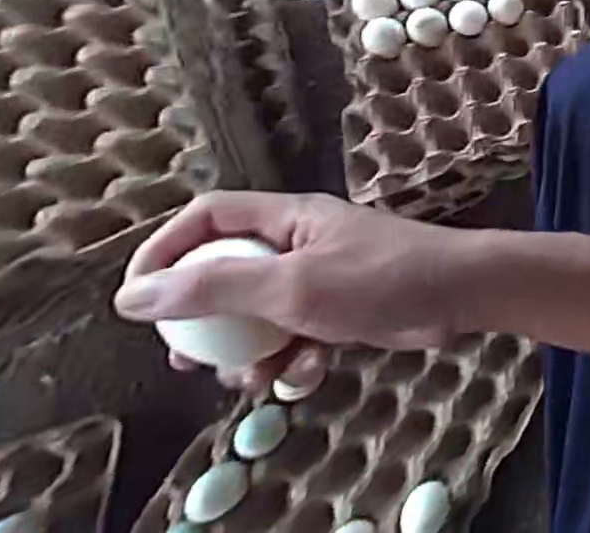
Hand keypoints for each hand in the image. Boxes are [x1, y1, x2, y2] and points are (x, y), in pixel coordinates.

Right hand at [113, 191, 483, 390]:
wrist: (456, 294)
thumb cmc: (380, 277)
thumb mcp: (293, 285)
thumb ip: (216, 286)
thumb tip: (133, 293)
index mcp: (288, 218)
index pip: (208, 216)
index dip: (165, 249)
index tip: (137, 300)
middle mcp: (299, 242)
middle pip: (224, 273)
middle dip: (205, 321)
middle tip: (194, 359)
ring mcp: (319, 276)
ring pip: (255, 315)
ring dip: (249, 352)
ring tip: (260, 374)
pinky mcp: (337, 309)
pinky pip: (292, 335)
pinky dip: (291, 358)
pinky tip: (310, 370)